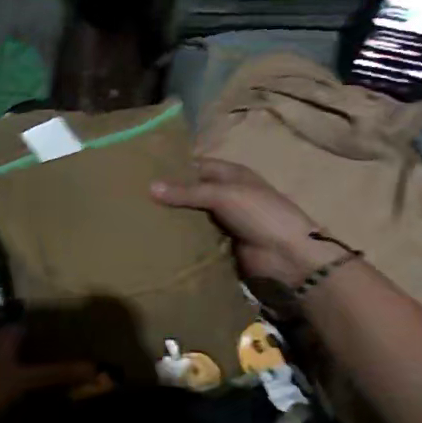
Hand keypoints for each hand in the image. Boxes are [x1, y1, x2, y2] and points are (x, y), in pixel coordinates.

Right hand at [151, 159, 346, 286]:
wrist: (289, 257)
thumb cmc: (261, 214)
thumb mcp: (224, 195)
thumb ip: (187, 191)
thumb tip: (149, 187)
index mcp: (230, 174)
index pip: (194, 165)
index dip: (171, 167)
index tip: (140, 171)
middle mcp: (225, 194)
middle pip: (189, 190)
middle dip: (166, 194)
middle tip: (132, 195)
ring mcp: (222, 220)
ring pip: (189, 214)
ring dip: (170, 217)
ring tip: (136, 216)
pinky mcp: (218, 242)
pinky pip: (192, 236)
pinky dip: (177, 236)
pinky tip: (153, 236)